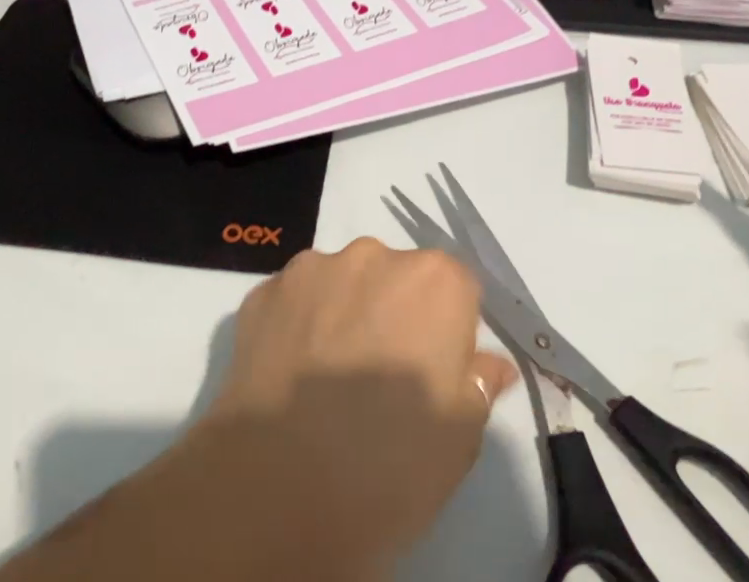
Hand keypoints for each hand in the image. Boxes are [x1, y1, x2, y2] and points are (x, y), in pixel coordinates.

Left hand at [207, 237, 518, 572]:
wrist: (278, 492)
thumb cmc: (390, 465)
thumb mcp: (460, 435)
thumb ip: (478, 383)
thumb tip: (488, 364)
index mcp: (435, 282)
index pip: (457, 289)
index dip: (449, 331)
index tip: (434, 373)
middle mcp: (373, 257)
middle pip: (396, 277)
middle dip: (395, 314)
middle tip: (381, 380)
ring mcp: (310, 272)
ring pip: (341, 284)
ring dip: (343, 314)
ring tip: (329, 380)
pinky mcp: (260, 295)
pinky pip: (294, 302)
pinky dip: (298, 327)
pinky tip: (292, 378)